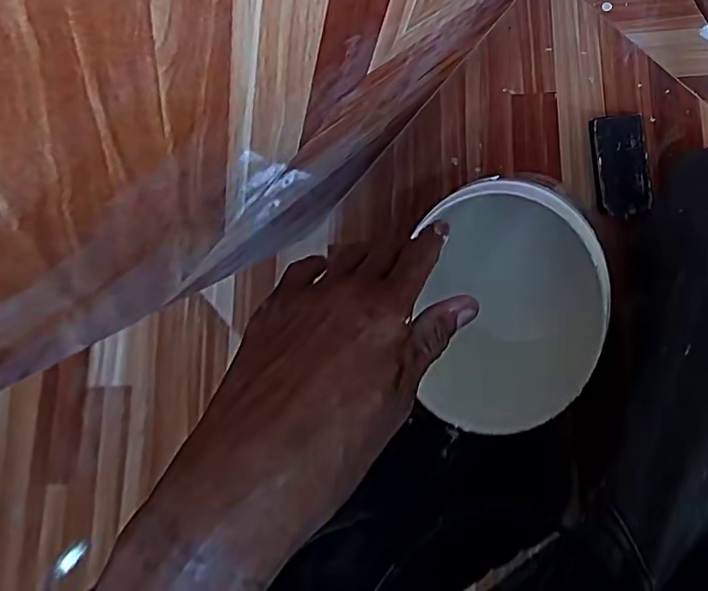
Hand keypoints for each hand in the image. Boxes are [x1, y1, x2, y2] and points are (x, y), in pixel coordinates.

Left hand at [98, 224, 476, 589]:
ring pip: (343, 255)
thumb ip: (427, 341)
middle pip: (381, 249)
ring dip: (363, 254)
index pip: (416, 258)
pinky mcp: (270, 313)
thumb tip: (463, 305)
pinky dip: (319, 267)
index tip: (439, 231)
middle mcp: (346, 293)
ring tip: (371, 264)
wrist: (244, 477)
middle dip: (400, 246)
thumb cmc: (330, 451)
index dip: (431, 240)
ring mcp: (303, 299)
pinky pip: (300, 272)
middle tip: (411, 252)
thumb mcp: (395, 401)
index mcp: (385, 312)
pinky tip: (322, 278)